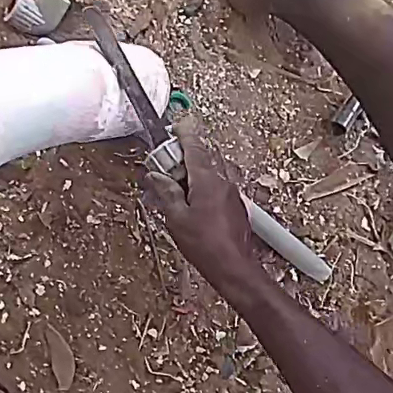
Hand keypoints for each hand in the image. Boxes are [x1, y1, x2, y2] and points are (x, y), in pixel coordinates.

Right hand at [141, 117, 258, 288]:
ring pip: (208, 178)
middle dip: (181, 164)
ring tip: (175, 195)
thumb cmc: (206, 245)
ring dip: (191, 180)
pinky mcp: (235, 207)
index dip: (184, 135)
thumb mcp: (176, 218)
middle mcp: (223, 183)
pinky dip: (201, 192)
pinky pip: (215, 191)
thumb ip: (167, 193)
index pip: (194, 148)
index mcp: (207, 181)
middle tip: (163, 171)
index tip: (177, 126)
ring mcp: (231, 195)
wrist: (233, 267)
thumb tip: (157, 177)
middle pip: (200, 163)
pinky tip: (191, 209)